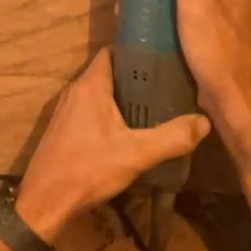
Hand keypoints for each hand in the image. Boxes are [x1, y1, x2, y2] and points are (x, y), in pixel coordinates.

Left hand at [16, 48, 209, 236]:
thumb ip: (172, 137)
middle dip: (139, 77)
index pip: (112, 52)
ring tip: (159, 106)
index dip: (137, 51)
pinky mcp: (66, 128)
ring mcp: (68, 110)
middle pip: (110, 72)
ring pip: (102, 93)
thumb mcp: (136, 154)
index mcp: (90, 86)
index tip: (165, 58)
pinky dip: (114, 113)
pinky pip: (94, 110)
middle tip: (171, 85)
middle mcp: (75, 91)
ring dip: (127, 98)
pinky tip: (134, 129)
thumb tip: (205, 122)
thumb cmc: (88, 169)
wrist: (46, 200)